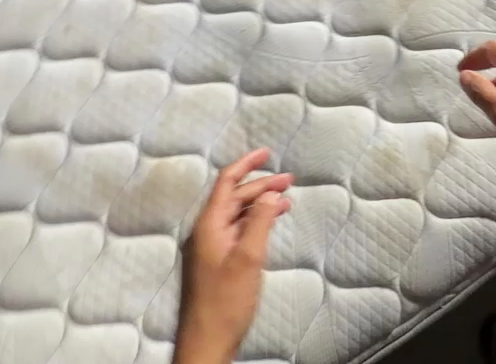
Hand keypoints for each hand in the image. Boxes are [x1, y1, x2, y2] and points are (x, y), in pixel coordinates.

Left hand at [175, 148, 293, 363]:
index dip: (247, 163)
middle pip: (235, 197)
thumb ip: (260, 221)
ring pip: (237, 214)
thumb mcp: (248, 258)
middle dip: (261, 185)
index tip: (267, 152)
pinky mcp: (217, 262)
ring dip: (261, 204)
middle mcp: (206, 231)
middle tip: (289, 180)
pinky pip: (237, 230)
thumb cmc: (225, 303)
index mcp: (209, 225)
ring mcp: (210, 248)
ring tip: (287, 199)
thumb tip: (271, 193)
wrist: (205, 345)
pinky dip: (256, 221)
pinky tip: (271, 224)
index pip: (227, 181)